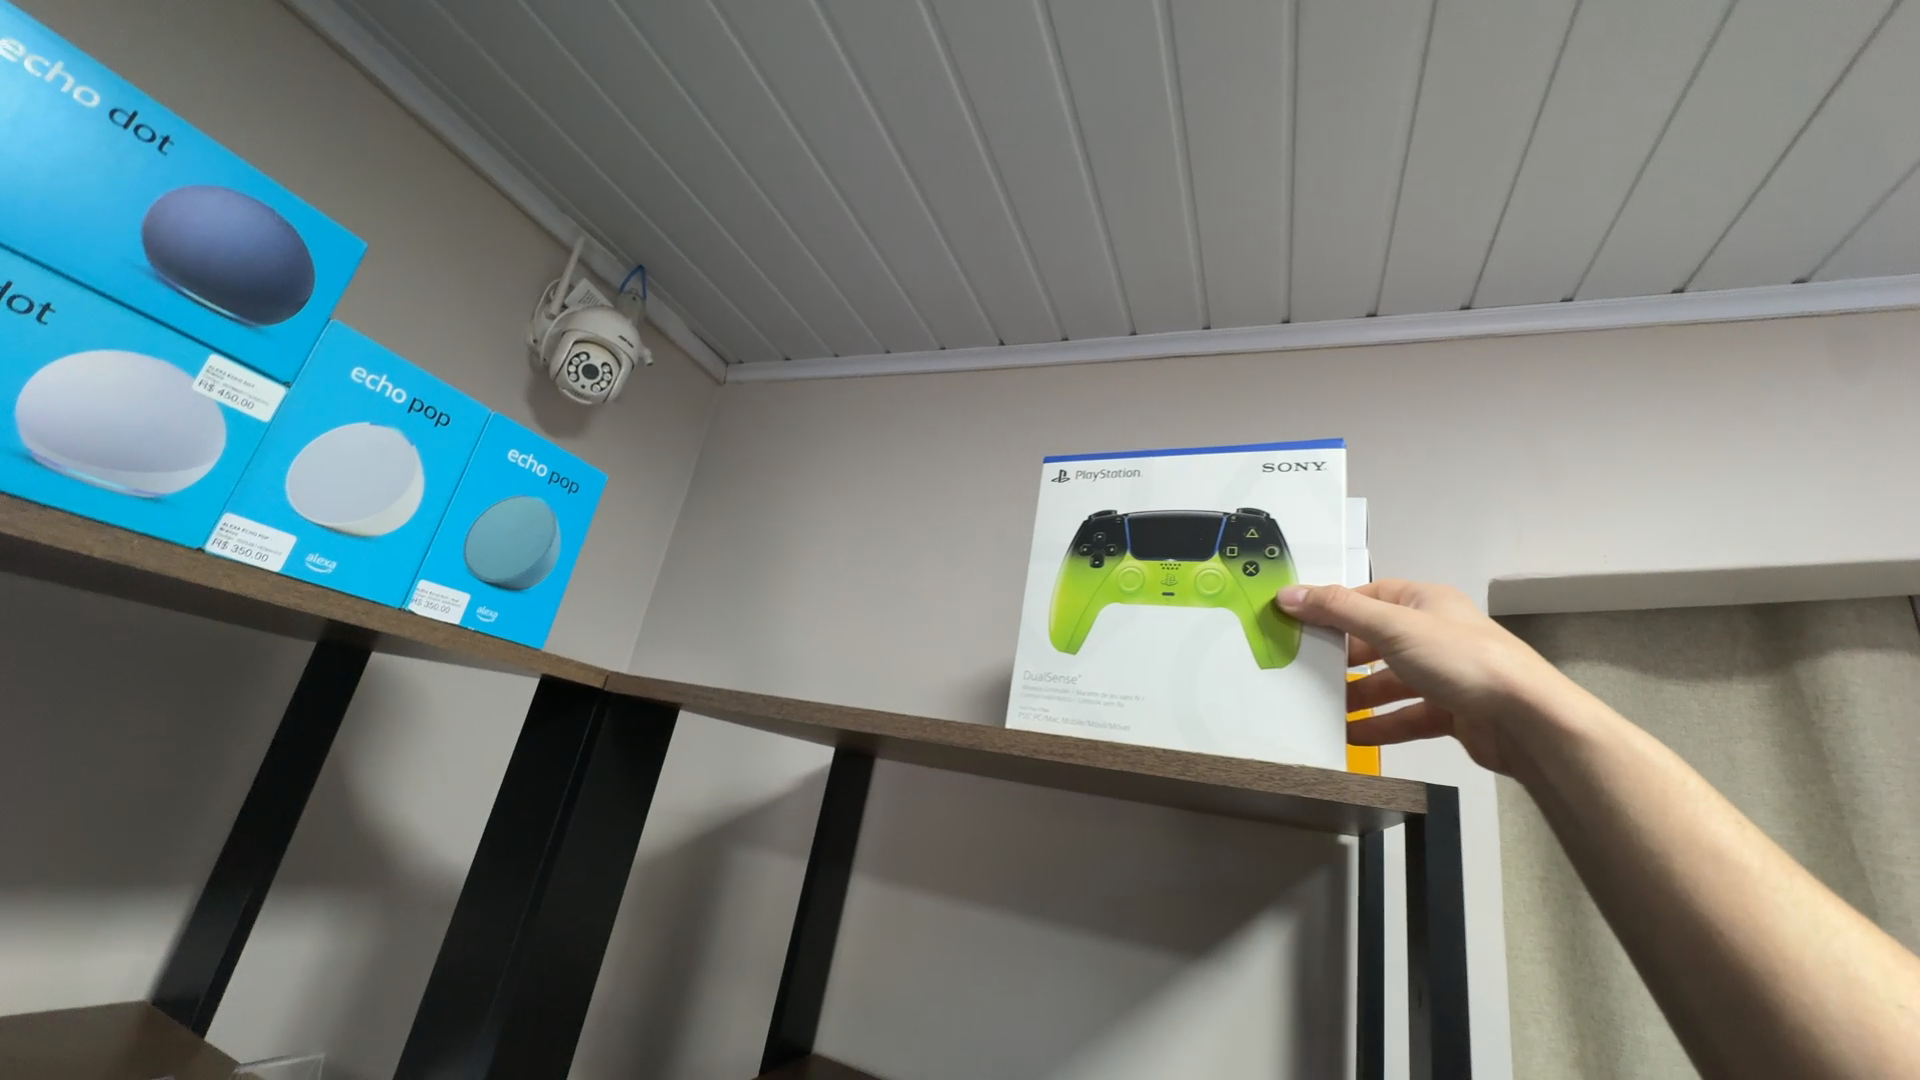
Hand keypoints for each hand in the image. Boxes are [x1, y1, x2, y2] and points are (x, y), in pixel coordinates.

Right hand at [1275, 579, 1580, 774]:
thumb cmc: (1462, 660)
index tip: (1294, 624)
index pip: (1366, 597)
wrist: (1530, 721)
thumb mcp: (1392, 626)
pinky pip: (1404, 716)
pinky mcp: (1451, 712)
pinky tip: (1350, 736)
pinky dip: (1378, 725)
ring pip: (1387, 682)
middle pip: (1374, 641)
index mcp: (1424, 602)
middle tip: (1301, 670)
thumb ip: (1338, 610)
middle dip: (1340, 658)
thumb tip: (1287, 594)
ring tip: (1321, 709)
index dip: (1330, 609)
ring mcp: (1444, 674)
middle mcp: (1434, 634)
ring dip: (1356, 696)